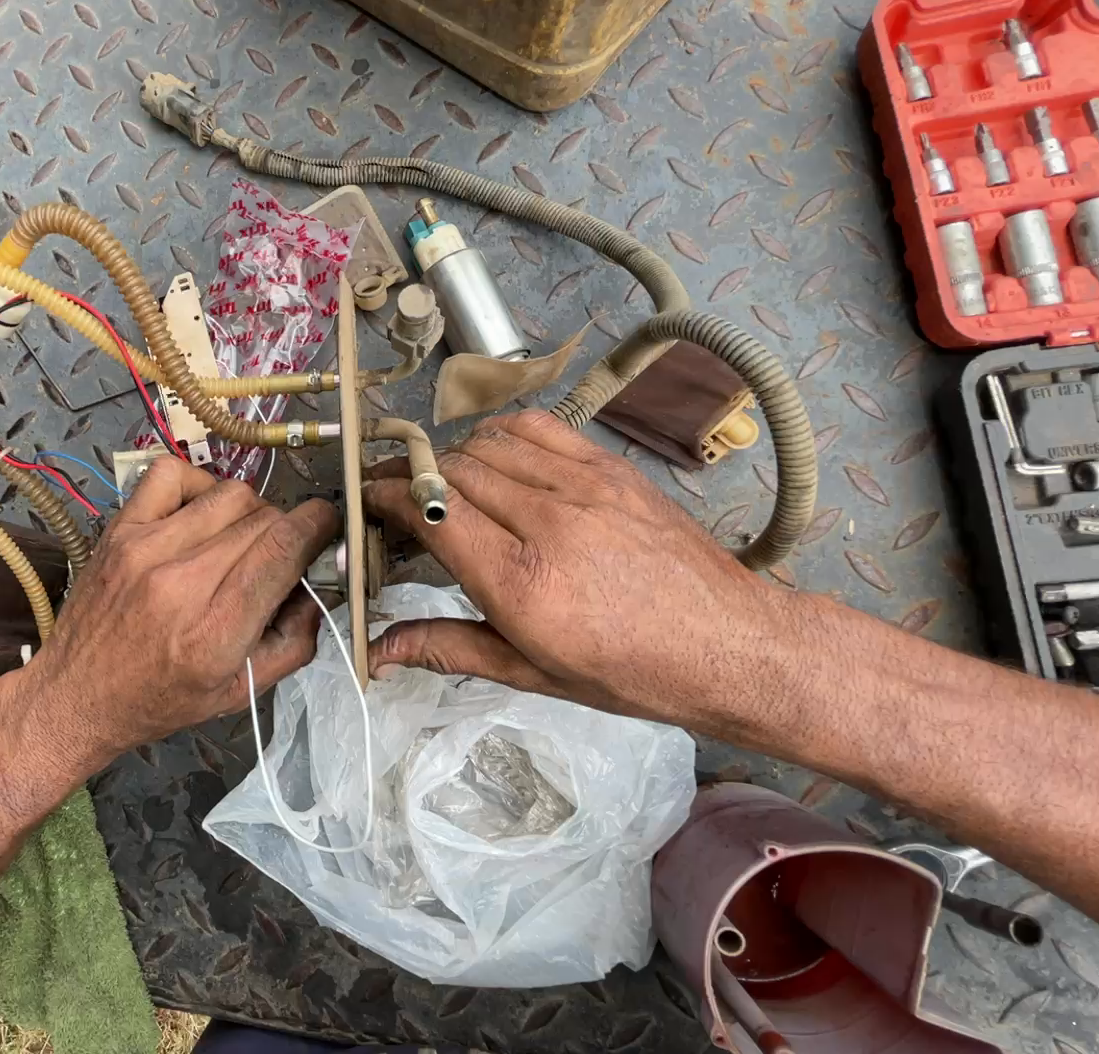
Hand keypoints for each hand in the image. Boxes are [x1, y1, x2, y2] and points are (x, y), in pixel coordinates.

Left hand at [0, 457, 338, 774]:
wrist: (75, 695)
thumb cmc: (162, 700)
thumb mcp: (241, 691)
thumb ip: (295, 640)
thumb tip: (322, 583)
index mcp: (215, 631)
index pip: (283, 547)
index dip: (319, 527)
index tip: (327, 528)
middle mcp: (180, 582)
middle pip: (263, 519)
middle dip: (286, 530)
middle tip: (278, 556)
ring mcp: (144, 547)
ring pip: (229, 494)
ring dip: (249, 512)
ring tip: (239, 540)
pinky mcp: (119, 529)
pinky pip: (171, 473)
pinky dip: (199, 485)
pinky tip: (200, 514)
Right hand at [363, 410, 798, 730]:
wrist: (730, 645)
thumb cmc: (625, 672)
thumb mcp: (529, 672)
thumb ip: (446, 646)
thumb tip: (377, 652)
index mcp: (521, 581)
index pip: (431, 511)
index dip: (387, 498)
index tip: (367, 502)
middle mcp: (547, 521)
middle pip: (452, 471)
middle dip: (412, 481)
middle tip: (398, 503)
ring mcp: (584, 485)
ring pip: (487, 444)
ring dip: (450, 459)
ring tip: (443, 485)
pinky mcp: (610, 467)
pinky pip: (536, 426)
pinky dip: (497, 434)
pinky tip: (491, 457)